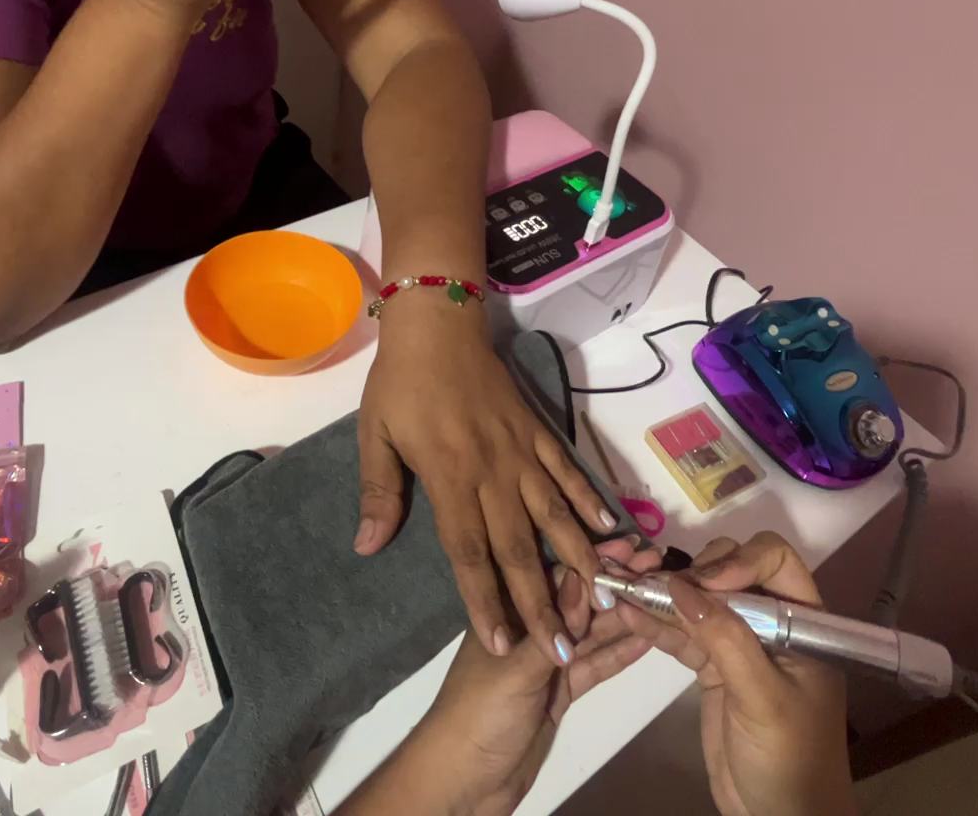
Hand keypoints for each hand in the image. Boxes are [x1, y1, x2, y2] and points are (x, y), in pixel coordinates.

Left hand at [339, 544, 663, 815]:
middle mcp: (528, 627)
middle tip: (656, 564)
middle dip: (615, 583)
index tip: (630, 544)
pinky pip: (592, 666)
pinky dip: (617, 654)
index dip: (592, 560)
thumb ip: (551, 626)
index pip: (556, 576)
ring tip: (663, 595)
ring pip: (590, 632)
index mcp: (507, 610)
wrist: (462, 779)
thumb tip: (583, 574)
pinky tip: (649, 639)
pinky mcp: (557, 691)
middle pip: (577, 600)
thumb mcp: (516, 669)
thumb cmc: (479, 714)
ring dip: (624, 615)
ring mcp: (545, 660)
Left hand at [356, 296, 617, 666]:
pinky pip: (567, 469)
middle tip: (559, 650)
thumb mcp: (375, 435)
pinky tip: (608, 526)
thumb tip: (368, 547)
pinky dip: (587, 498)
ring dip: (578, 559)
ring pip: (554, 513)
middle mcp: (493, 472)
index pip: (469, 551)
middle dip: (538, 601)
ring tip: (601, 600)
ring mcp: (521, 450)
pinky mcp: (537, 430)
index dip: (485, 600)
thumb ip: (380, 491)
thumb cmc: (400, 384)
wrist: (438, 327)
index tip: (502, 644)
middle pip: (518, 546)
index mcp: (450, 476)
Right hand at [628, 534, 856, 815]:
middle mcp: (769, 622)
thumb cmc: (790, 758)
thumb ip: (724, 638)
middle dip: (692, 571)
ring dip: (662, 591)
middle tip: (658, 581)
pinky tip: (626, 610)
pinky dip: (653, 620)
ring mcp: (737, 642)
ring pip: (697, 598)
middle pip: (728, 569)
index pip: (773, 561)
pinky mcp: (711, 665)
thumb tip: (681, 584)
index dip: (738, 559)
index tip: (706, 582)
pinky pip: (680, 631)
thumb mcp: (762, 697)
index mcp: (800, 622)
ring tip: (624, 582)